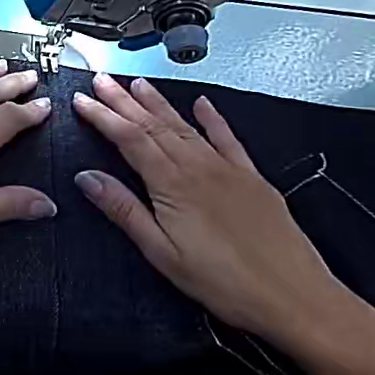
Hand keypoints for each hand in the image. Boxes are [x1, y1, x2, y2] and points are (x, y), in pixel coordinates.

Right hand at [72, 73, 356, 346]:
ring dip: (158, 103)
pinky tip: (202, 103)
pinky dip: (212, 118)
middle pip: (153, 125)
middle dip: (123, 100)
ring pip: (183, 125)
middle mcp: (198, 166)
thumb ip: (124, 211)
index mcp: (172, 184)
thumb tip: (87, 178)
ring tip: (137, 84)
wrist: (293, 294)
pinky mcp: (251, 176)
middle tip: (102, 80)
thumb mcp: (163, 254)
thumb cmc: (224, 283)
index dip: (103, 117)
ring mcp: (226, 168)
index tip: (82, 100)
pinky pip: (226, 138)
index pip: (129, 139)